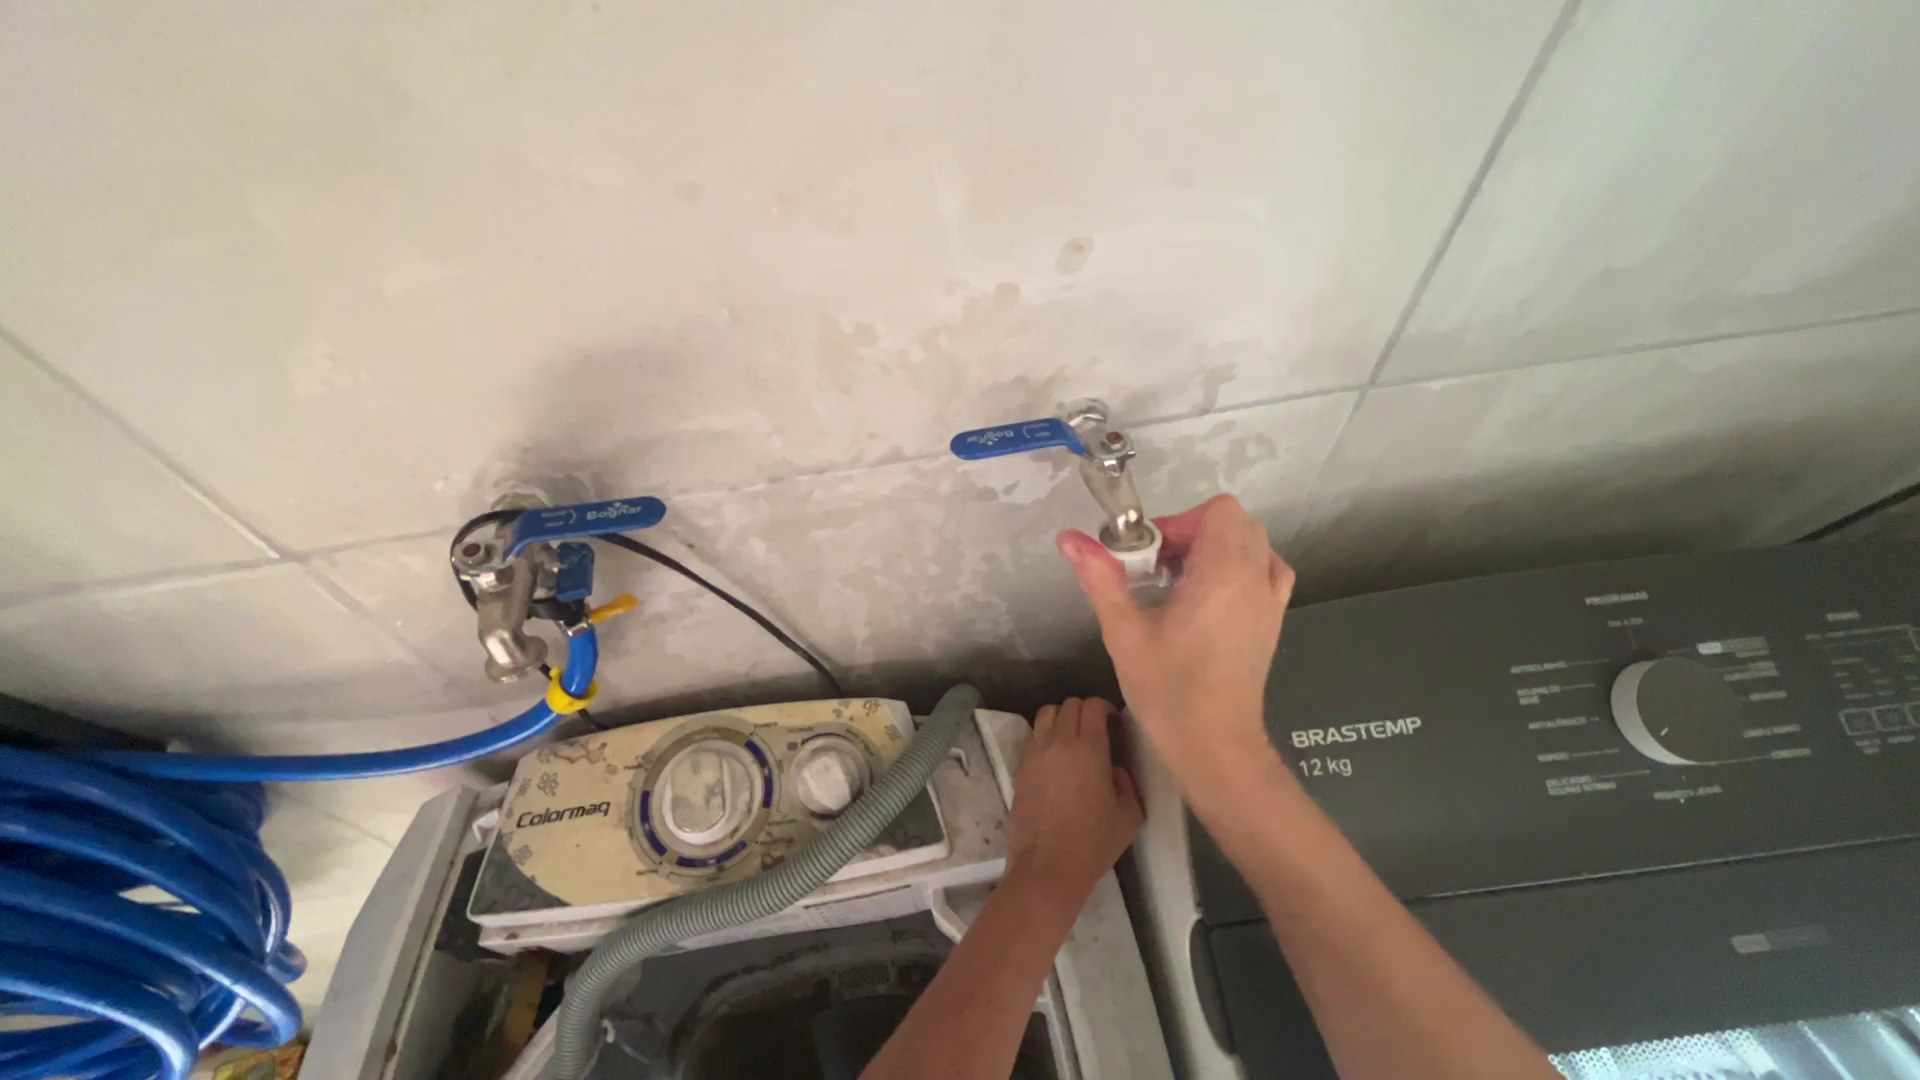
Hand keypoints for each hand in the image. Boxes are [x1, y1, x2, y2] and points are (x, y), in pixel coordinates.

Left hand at [1003, 698, 1145, 909]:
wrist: (1048, 866)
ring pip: (1046, 714)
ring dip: (1062, 718)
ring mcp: (1035, 752)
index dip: (1106, 709)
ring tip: (1072, 739)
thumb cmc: (1093, 843)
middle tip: (1096, 731)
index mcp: (1089, 748)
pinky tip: (1054, 757)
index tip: (1114, 724)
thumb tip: (1114, 769)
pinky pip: (1032, 736)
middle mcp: (1058, 742)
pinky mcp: (1019, 766)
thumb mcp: (1129, 815)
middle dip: (1085, 712)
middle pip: (1069, 705)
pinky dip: (1045, 736)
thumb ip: (1127, 783)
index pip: (1093, 706)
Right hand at [1056, 494, 1293, 780]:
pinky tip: (1208, 597)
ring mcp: (1271, 599)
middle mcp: (1256, 578)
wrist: (1214, 743)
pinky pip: (1265, 570)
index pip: (1217, 511)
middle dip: (1192, 533)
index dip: (1179, 523)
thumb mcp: (1124, 632)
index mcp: (1223, 574)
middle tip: (1158, 569)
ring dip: (1216, 548)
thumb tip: (1069, 538)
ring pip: (1252, 543)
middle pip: (1234, 522)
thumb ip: (1100, 577)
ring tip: (1181, 583)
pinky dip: (1239, 567)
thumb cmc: (1167, 689)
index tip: (1149, 557)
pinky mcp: (1273, 619)